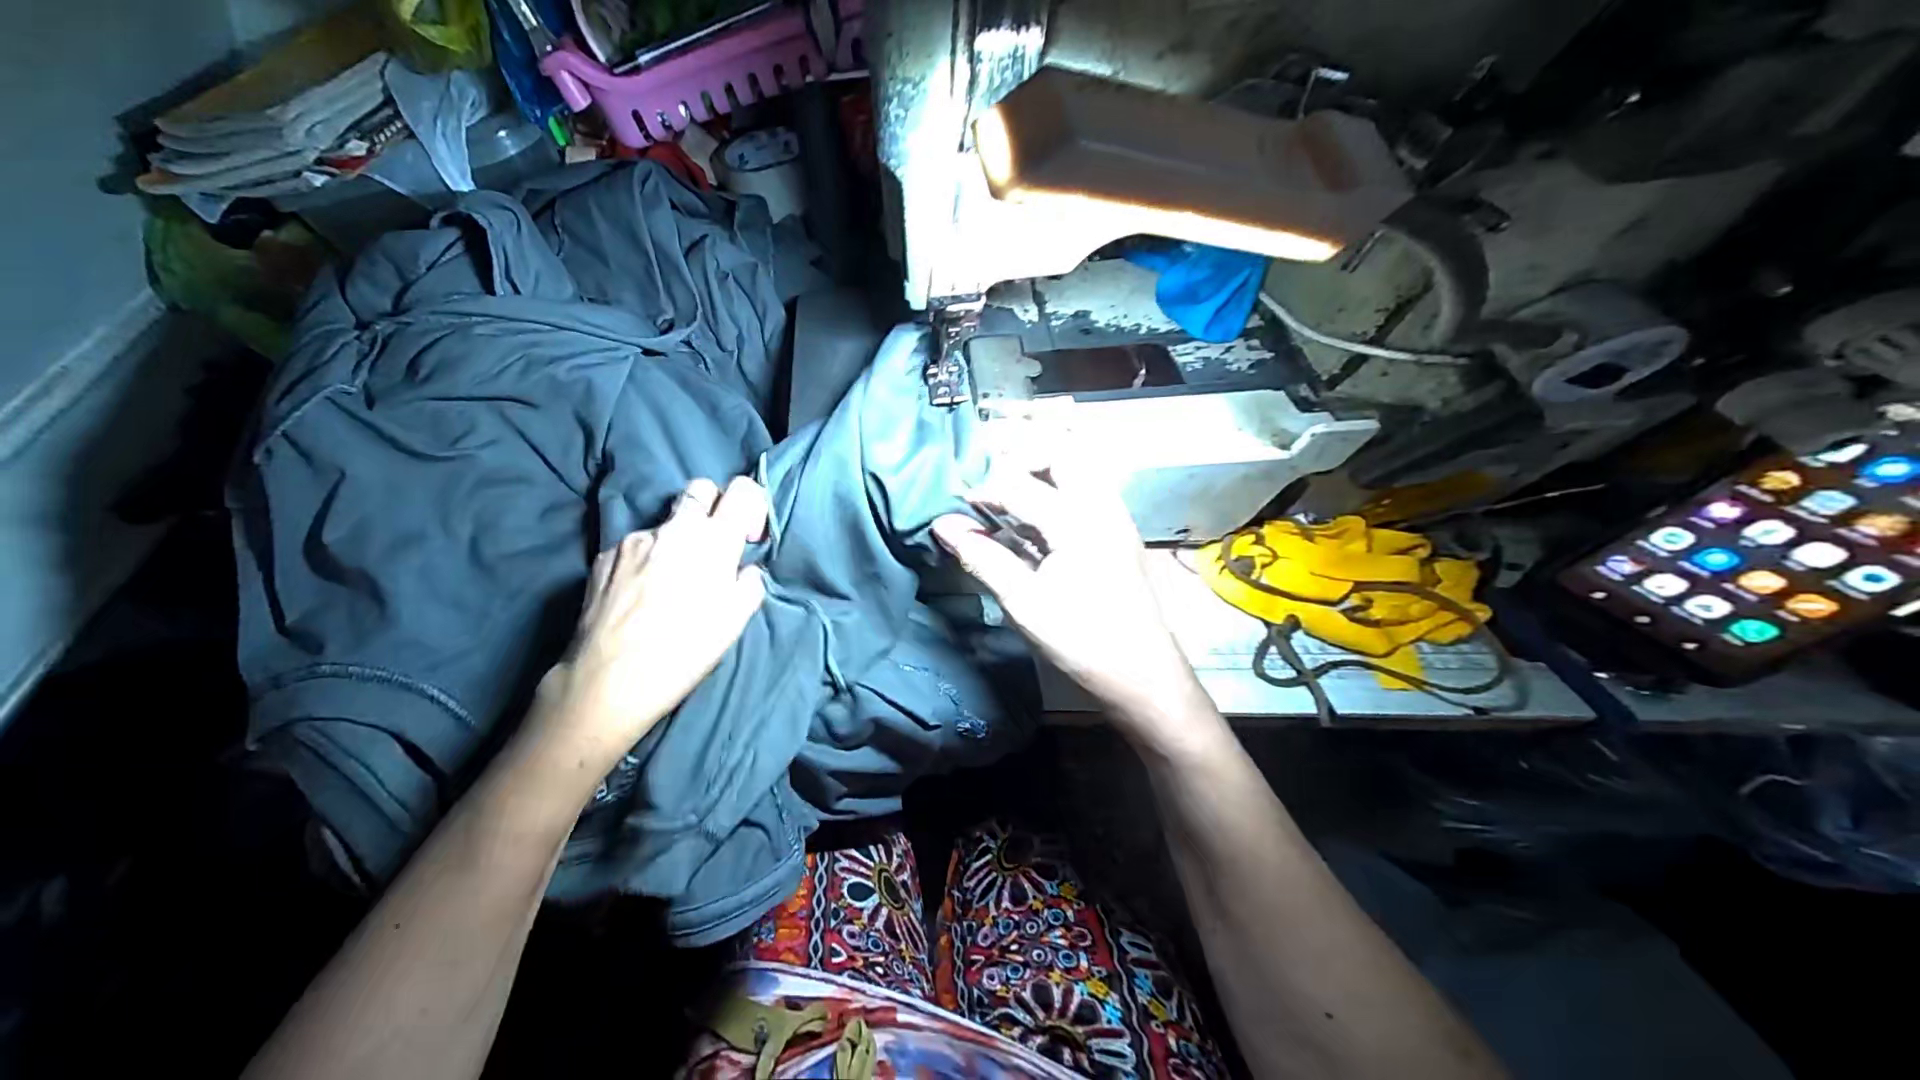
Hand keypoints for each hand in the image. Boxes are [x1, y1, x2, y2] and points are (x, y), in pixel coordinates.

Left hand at [527, 477, 768, 772]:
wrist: (609, 678)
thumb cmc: (684, 651)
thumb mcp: (735, 622)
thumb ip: (748, 584)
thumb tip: (744, 570)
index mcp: (714, 541)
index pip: (743, 490)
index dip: (751, 505)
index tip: (747, 536)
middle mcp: (674, 529)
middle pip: (700, 489)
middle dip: (712, 506)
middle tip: (712, 545)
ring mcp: (634, 539)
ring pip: (665, 524)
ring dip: (675, 543)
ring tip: (667, 586)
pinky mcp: (604, 556)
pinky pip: (635, 547)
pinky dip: (645, 562)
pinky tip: (639, 596)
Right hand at [931, 460, 1208, 737]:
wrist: (1143, 675)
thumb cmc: (1081, 639)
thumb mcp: (1023, 602)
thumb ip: (982, 557)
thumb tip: (943, 525)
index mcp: (1077, 519)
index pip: (1018, 482)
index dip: (981, 488)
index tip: (956, 504)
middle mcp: (1101, 506)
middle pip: (1060, 453)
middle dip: (1019, 459)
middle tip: (988, 483)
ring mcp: (1114, 517)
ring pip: (1077, 469)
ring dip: (1040, 472)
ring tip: (1006, 498)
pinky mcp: (1118, 533)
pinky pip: (1085, 491)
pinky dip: (1056, 492)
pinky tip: (1031, 522)